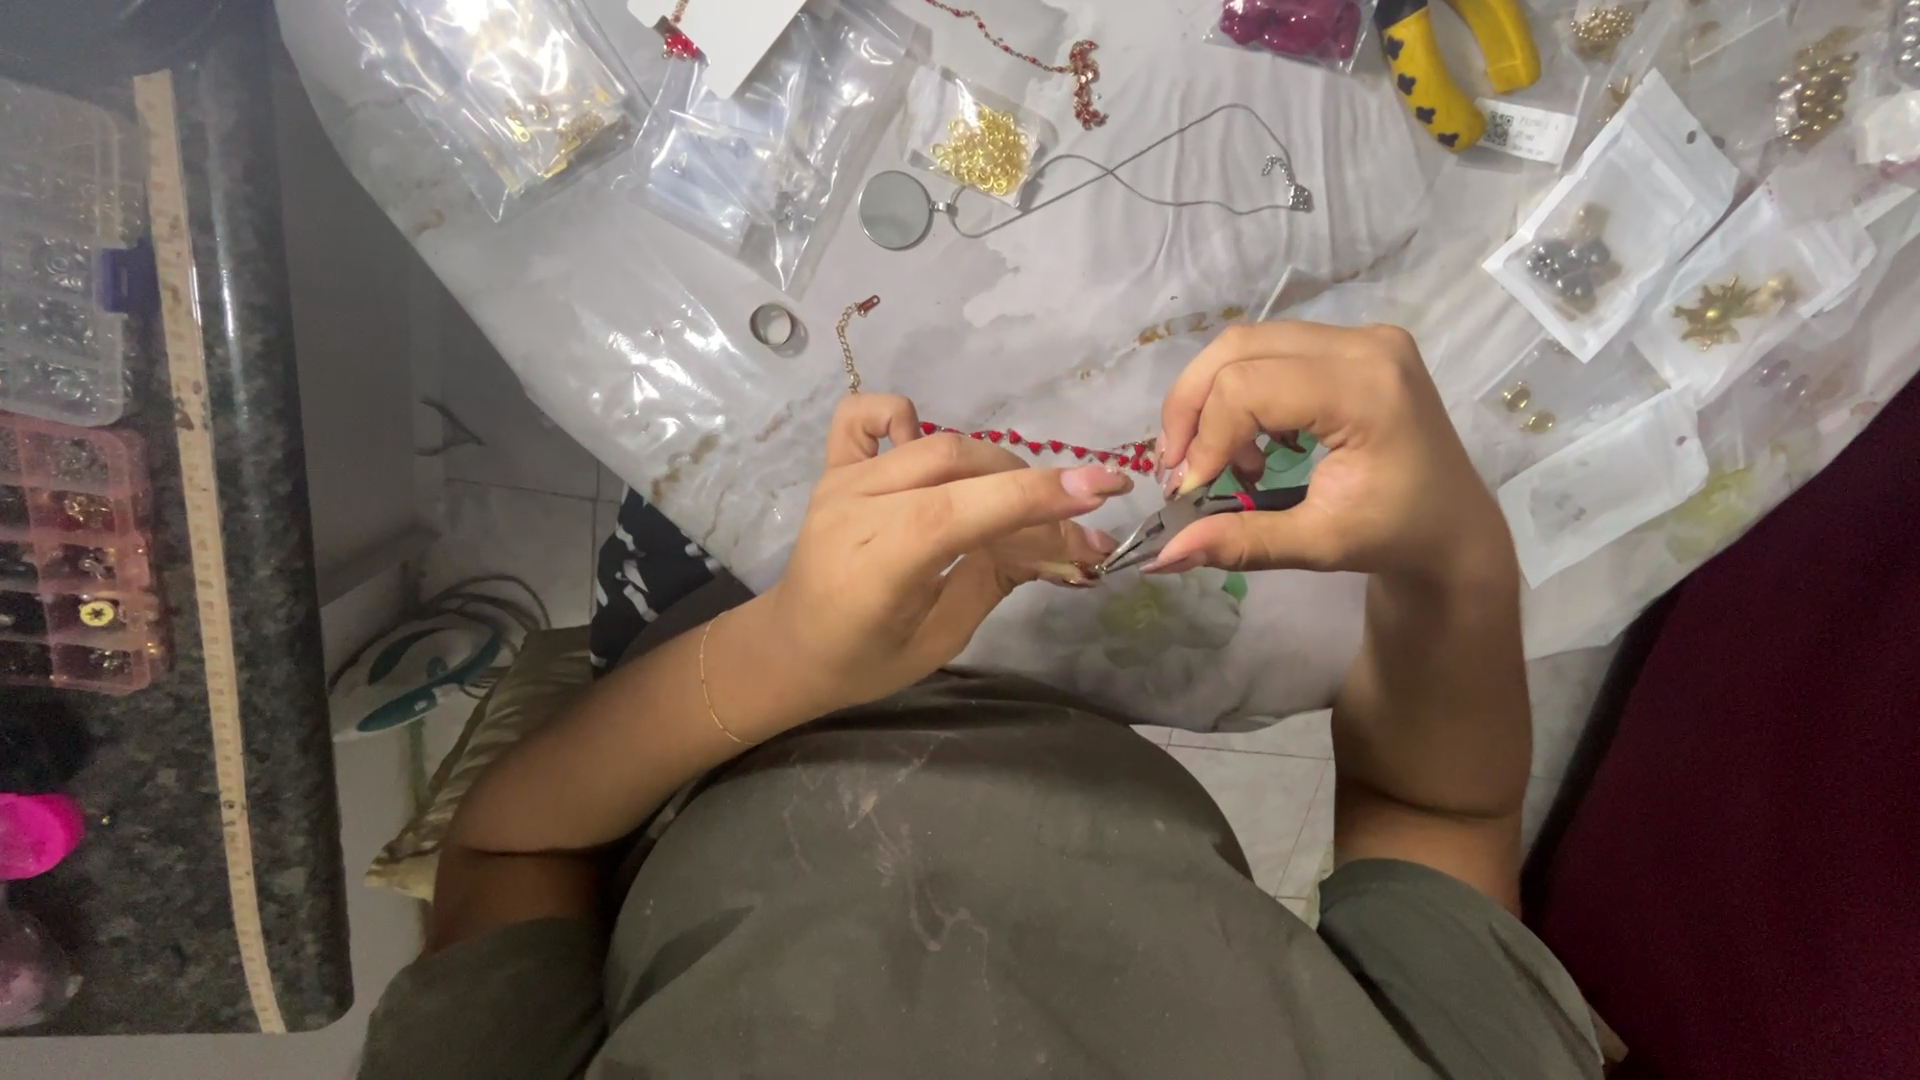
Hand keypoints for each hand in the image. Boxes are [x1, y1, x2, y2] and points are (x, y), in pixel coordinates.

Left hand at [757, 395, 1129, 714]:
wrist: (791, 647)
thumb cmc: (865, 660)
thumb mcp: (941, 638)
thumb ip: (1000, 578)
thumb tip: (1071, 543)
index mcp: (878, 565)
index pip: (963, 511)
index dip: (1035, 495)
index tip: (1103, 488)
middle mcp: (856, 507)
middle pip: (959, 464)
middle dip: (1029, 484)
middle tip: (1069, 521)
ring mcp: (842, 480)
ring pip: (936, 442)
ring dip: (993, 463)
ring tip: (1017, 500)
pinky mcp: (834, 468)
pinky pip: (864, 415)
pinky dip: (905, 417)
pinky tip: (926, 445)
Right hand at [1153, 322, 1512, 582]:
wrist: (1453, 527)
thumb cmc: (1394, 537)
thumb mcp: (1316, 545)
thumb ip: (1239, 542)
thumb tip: (1163, 556)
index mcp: (1367, 390)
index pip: (1247, 388)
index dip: (1205, 440)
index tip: (1188, 494)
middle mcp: (1364, 346)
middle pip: (1236, 349)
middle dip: (1190, 409)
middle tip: (1177, 466)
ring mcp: (1360, 338)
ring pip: (1244, 343)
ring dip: (1207, 399)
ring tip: (1208, 457)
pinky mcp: (1349, 345)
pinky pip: (1267, 350)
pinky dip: (1235, 391)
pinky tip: (1246, 439)